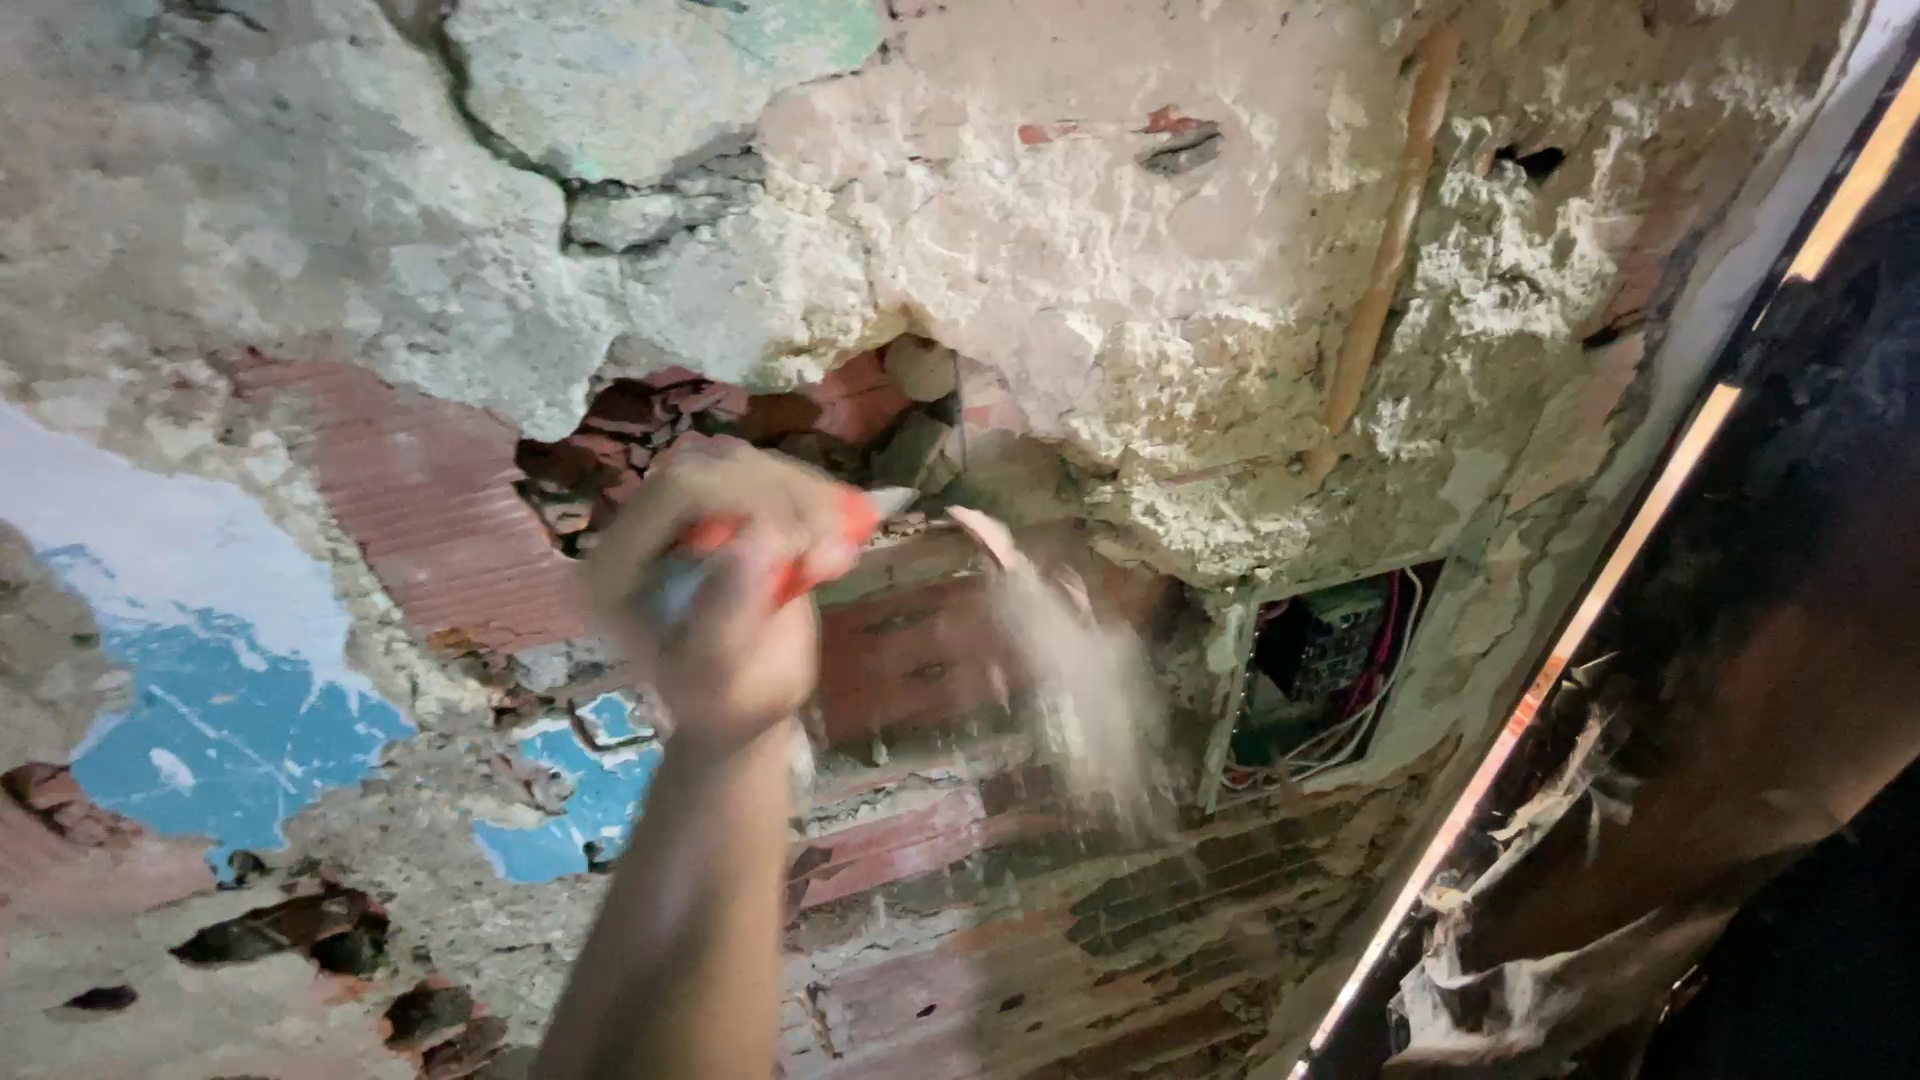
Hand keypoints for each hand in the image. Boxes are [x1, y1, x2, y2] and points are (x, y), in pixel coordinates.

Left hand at [584, 438, 858, 757]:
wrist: (747, 700)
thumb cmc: (725, 702)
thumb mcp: (719, 678)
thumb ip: (725, 616)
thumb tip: (757, 541)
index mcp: (615, 569)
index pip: (676, 492)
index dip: (744, 499)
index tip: (796, 544)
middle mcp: (641, 530)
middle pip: (710, 465)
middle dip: (781, 496)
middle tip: (827, 545)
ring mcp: (684, 515)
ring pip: (742, 461)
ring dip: (802, 491)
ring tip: (837, 542)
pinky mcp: (725, 509)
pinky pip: (765, 472)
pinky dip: (810, 492)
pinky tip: (838, 526)